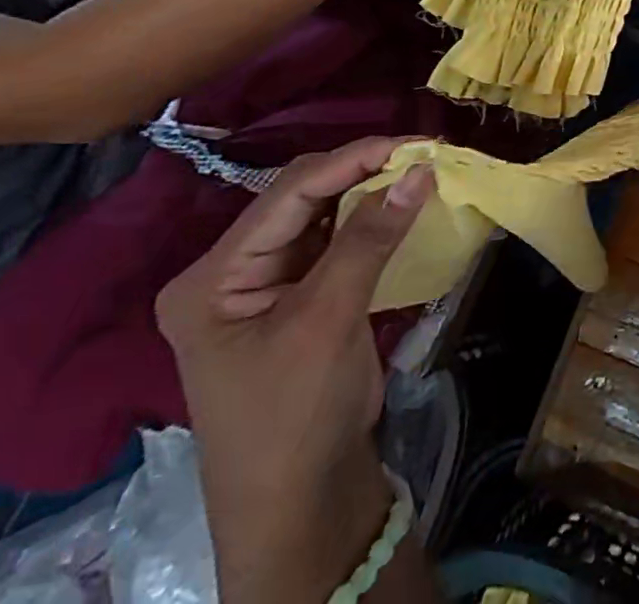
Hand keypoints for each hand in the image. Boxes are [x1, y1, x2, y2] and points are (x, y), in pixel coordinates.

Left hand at [156, 137, 434, 602]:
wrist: (299, 494)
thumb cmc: (295, 411)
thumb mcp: (328, 321)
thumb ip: (368, 241)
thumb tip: (420, 172)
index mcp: (213, 275)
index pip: (287, 195)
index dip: (350, 160)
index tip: (414, 143)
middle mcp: (234, 271)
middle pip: (301, 201)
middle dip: (361, 172)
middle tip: (425, 155)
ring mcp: (269, 286)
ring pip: (323, 220)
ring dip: (370, 196)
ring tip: (421, 173)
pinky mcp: (304, 300)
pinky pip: (339, 246)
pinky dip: (373, 225)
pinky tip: (403, 210)